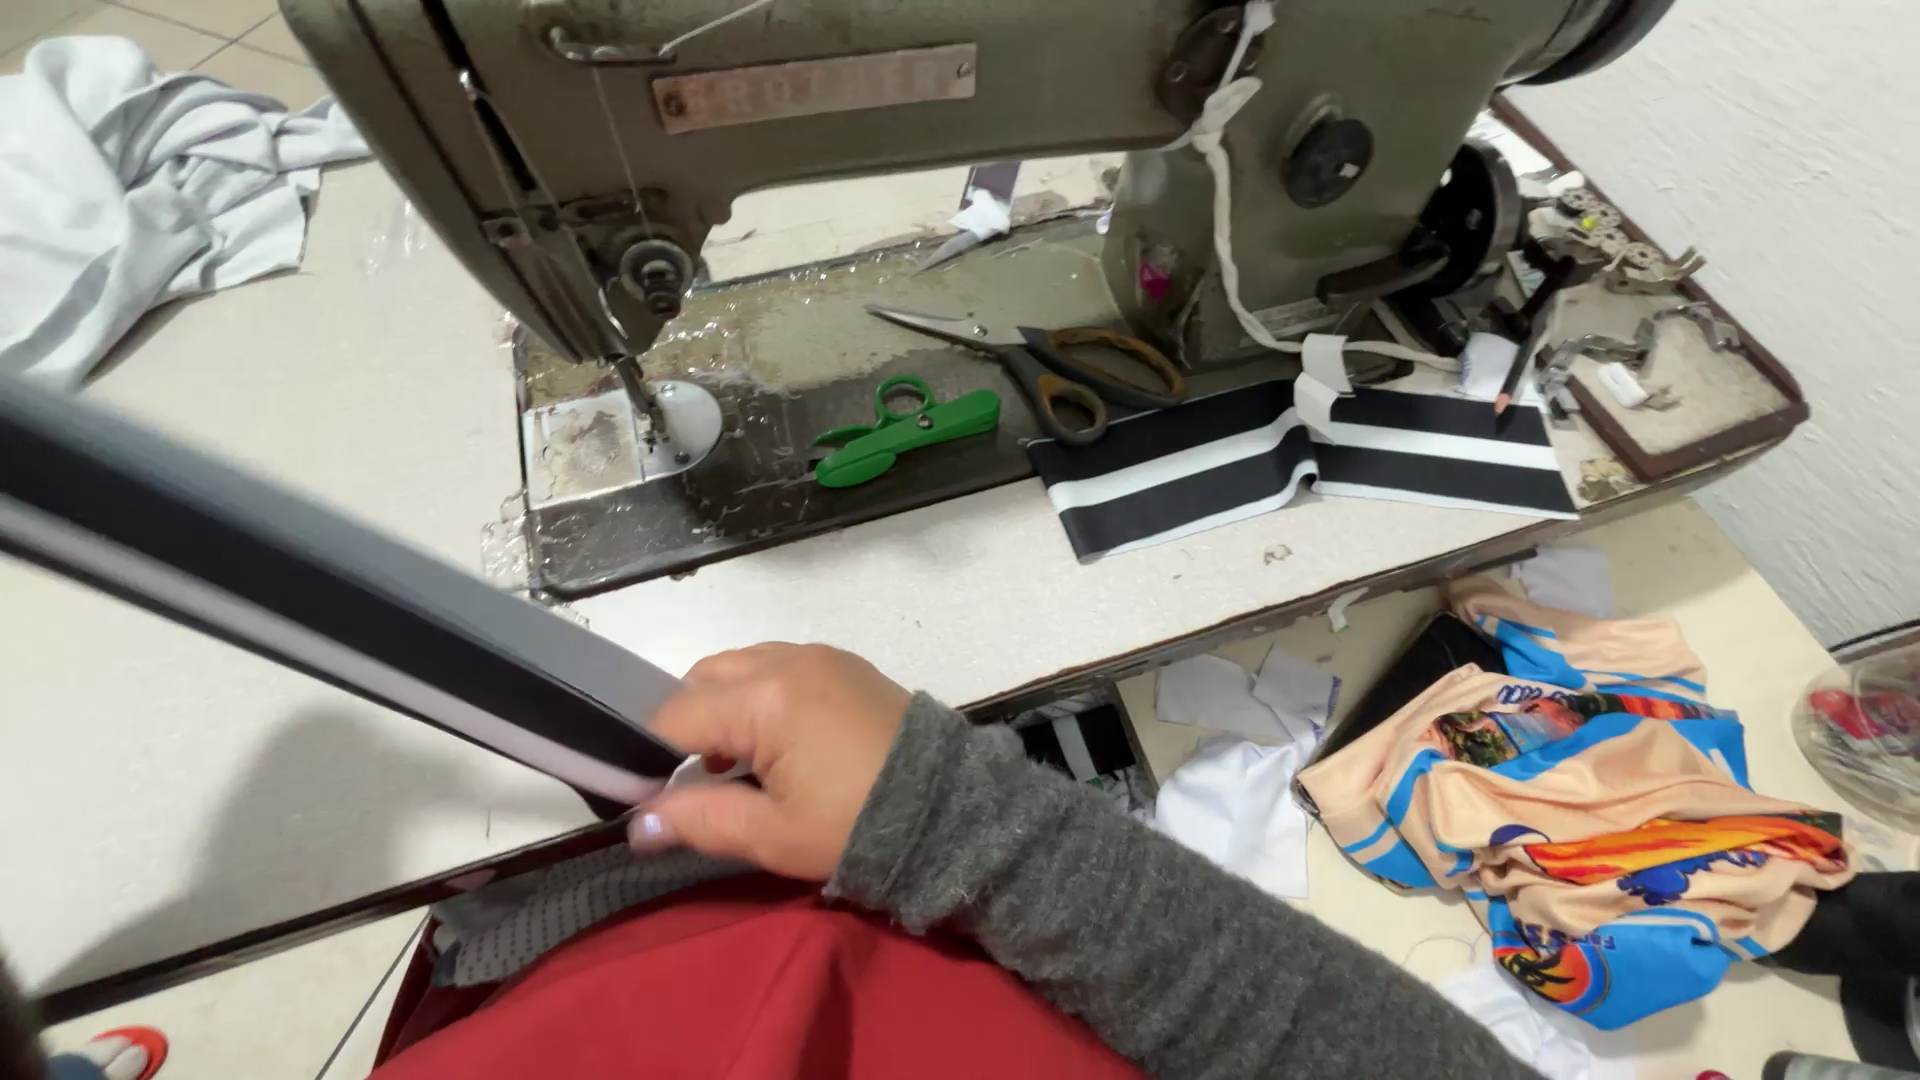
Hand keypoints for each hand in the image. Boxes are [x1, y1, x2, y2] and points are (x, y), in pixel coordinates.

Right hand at [630, 643, 912, 879]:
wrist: (949, 807)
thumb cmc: (857, 824)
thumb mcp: (774, 835)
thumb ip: (701, 819)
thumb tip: (640, 820)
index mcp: (766, 697)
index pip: (676, 715)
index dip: (650, 756)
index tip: (647, 794)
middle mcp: (789, 660)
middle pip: (705, 678)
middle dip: (687, 723)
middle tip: (698, 779)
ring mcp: (821, 656)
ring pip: (742, 665)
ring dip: (724, 705)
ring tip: (739, 765)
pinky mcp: (846, 663)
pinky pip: (780, 665)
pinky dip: (760, 693)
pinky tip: (776, 740)